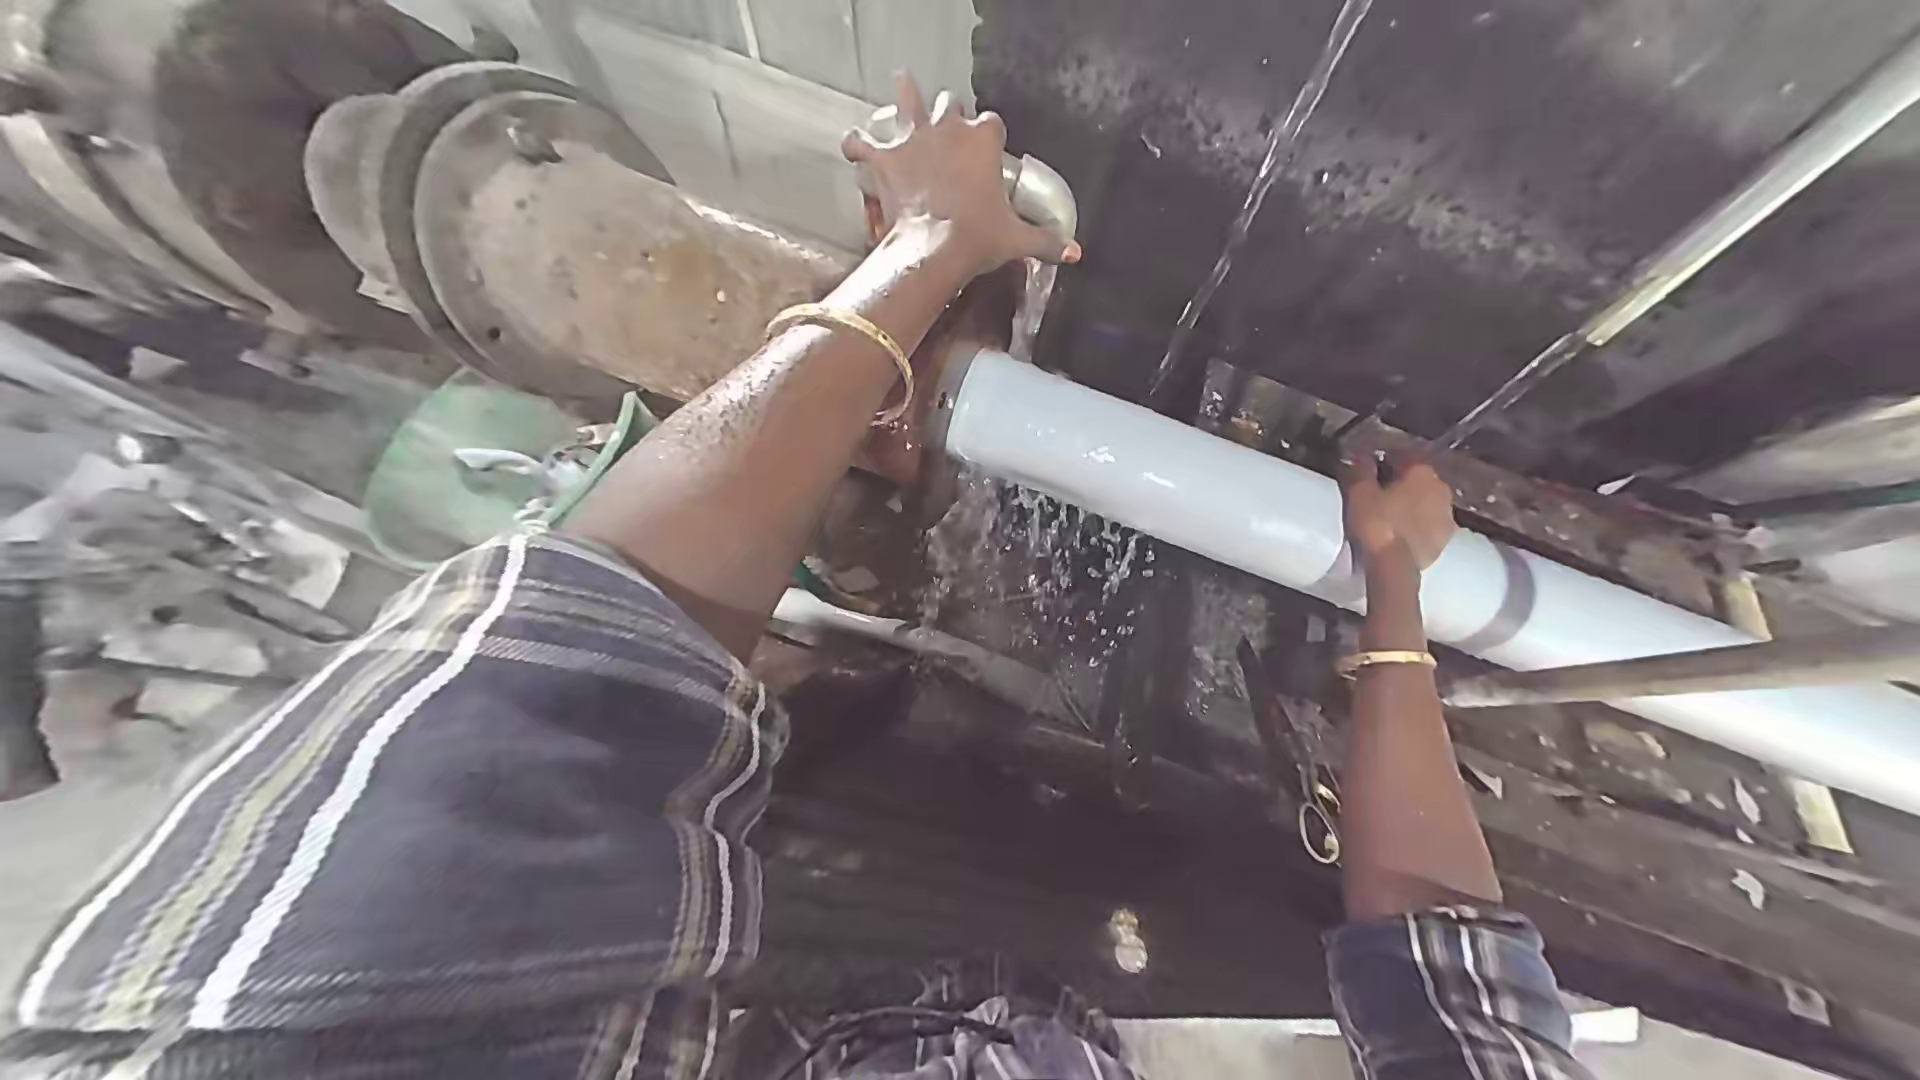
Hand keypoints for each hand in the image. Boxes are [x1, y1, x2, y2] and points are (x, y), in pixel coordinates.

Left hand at [843, 73, 1080, 278]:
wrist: (937, 249)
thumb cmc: (978, 239)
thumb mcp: (1017, 240)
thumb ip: (1046, 241)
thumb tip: (1075, 253)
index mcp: (984, 142)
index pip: (991, 125)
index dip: (987, 139)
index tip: (985, 156)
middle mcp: (949, 128)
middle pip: (949, 105)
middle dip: (947, 116)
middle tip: (944, 132)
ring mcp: (915, 138)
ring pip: (906, 99)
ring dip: (904, 96)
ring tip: (900, 89)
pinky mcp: (887, 156)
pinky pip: (863, 141)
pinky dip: (857, 144)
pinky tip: (854, 146)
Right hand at [1338, 449, 1456, 570]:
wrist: (1395, 565)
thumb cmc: (1376, 523)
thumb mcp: (1359, 494)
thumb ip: (1360, 470)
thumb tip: (1360, 455)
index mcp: (1421, 472)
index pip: (1402, 456)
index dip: (1383, 460)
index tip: (1367, 469)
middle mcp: (1441, 488)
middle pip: (1417, 479)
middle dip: (1400, 482)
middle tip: (1377, 493)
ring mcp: (1447, 514)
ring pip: (1426, 500)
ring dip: (1411, 503)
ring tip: (1388, 514)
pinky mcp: (1446, 537)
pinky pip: (1430, 522)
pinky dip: (1417, 523)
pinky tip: (1401, 531)